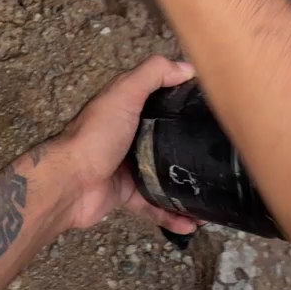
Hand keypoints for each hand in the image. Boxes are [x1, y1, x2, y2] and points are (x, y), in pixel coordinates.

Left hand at [44, 55, 201, 234]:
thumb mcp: (125, 94)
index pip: (159, 95)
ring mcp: (127, 164)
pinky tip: (192, 222)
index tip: (212, 107)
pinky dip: (172, 214)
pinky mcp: (126, 192)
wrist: (71, 182)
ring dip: (185, 185)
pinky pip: (155, 204)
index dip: (181, 97)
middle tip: (218, 155)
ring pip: (163, 173)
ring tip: (211, 195)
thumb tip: (185, 67)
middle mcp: (128, 132)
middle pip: (164, 136)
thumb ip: (152, 75)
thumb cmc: (97, 134)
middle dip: (188, 145)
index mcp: (126, 104)